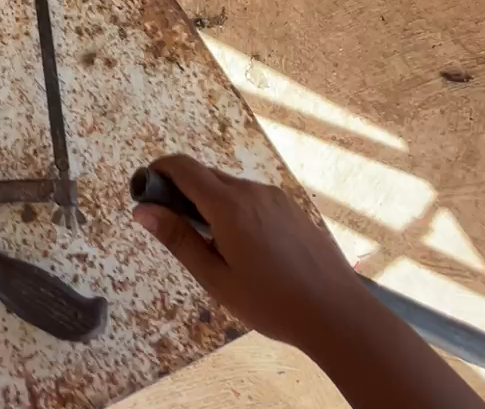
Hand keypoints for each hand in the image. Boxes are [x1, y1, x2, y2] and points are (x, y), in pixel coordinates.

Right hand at [132, 154, 368, 351]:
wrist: (342, 318)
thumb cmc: (272, 303)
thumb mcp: (216, 278)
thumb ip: (178, 239)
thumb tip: (142, 210)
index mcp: (228, 205)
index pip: (182, 167)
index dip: (159, 170)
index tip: (147, 189)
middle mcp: (251, 191)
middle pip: (205, 174)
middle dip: (183, 189)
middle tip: (178, 226)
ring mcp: (275, 198)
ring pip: (230, 187)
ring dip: (211, 201)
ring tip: (217, 244)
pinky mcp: (292, 208)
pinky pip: (253, 198)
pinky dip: (237, 208)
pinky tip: (249, 246)